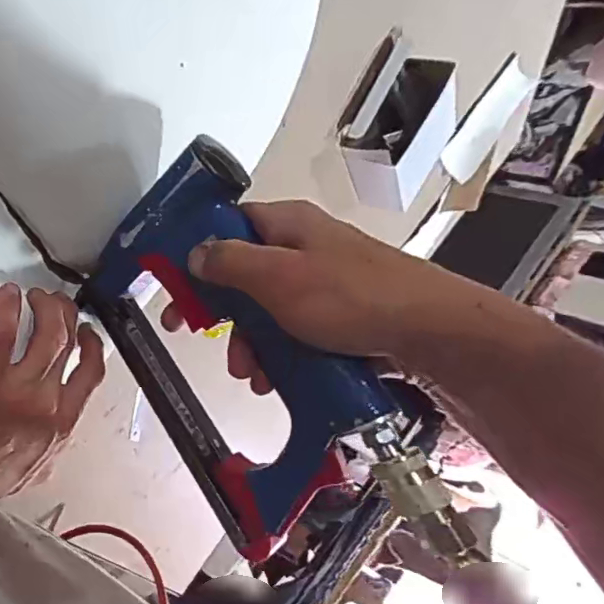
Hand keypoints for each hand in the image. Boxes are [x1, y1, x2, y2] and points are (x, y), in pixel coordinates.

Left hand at [0, 284, 105, 516]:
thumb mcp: (40, 465)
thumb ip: (55, 439)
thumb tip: (59, 423)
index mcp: (63, 422)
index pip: (92, 372)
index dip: (92, 343)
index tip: (85, 330)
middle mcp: (48, 402)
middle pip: (68, 342)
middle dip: (65, 314)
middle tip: (53, 303)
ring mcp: (18, 389)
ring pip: (46, 333)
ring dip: (44, 307)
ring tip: (33, 296)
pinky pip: (2, 334)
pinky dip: (8, 309)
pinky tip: (8, 295)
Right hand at [159, 199, 530, 392]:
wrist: (430, 334)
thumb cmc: (349, 297)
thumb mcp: (277, 277)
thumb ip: (229, 262)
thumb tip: (195, 253)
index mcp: (285, 224)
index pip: (225, 226)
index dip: (194, 254)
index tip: (174, 288)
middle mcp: (301, 246)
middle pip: (240, 273)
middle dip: (220, 312)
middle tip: (199, 336)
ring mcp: (320, 281)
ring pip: (264, 308)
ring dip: (247, 342)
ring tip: (249, 373)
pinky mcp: (336, 313)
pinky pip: (291, 330)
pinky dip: (276, 354)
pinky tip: (272, 379)